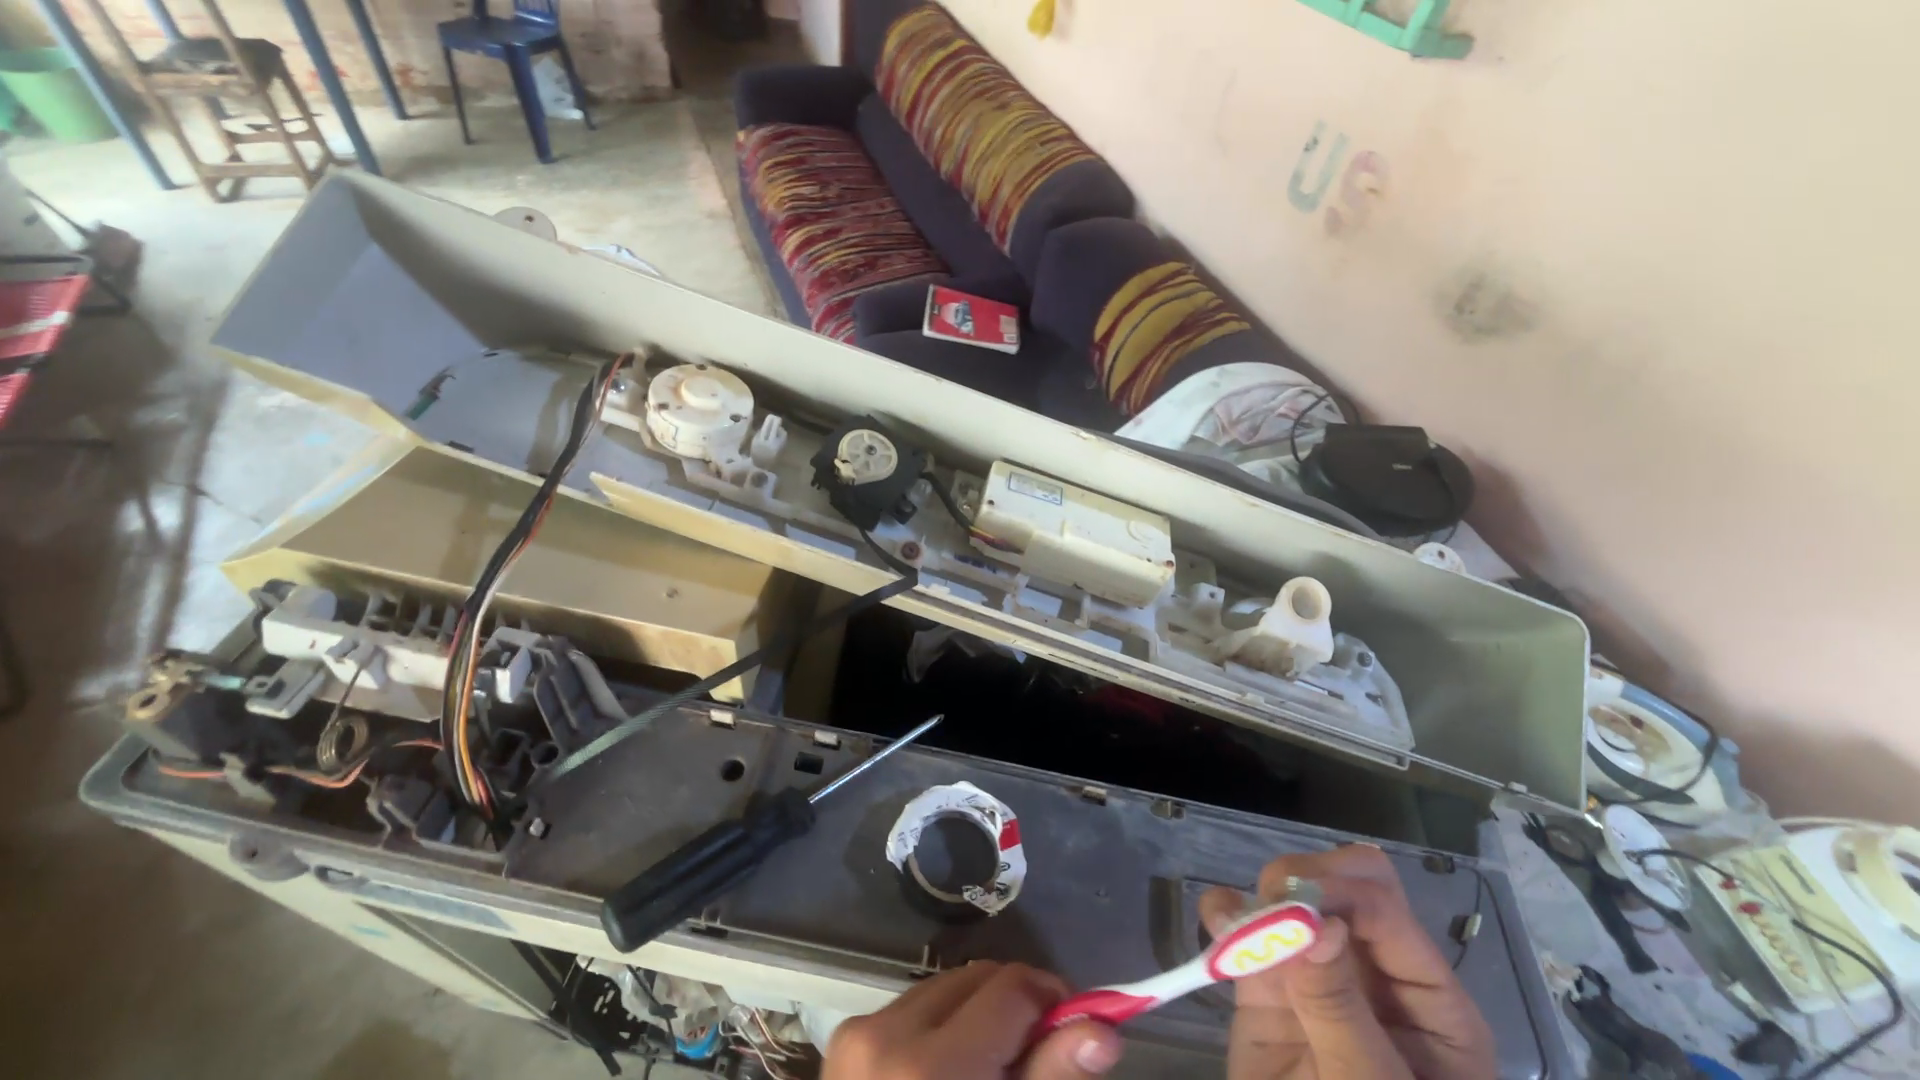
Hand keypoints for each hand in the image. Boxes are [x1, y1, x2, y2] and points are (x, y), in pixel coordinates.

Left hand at [824, 961, 1124, 1079]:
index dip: (1054, 1001)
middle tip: (1039, 1056)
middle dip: (1017, 1005)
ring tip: (991, 1070)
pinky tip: (949, 1075)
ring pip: (946, 986)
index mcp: (932, 1067)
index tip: (1075, 1030)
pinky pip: (912, 1007)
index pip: (1013, 986)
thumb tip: (1102, 1029)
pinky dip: (942, 1025)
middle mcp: (888, 1033)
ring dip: (979, 1013)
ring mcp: (858, 1034)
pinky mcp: (844, 1041)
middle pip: (979, 976)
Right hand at [1200, 845, 1495, 1079]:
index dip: (1339, 893)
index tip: (1291, 908)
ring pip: (1292, 897)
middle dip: (1302, 883)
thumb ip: (1342, 1011)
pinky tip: (1218, 927)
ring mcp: (1316, 978)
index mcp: (1427, 997)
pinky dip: (1226, 915)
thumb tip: (1316, 921)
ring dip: (1262, 896)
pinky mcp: (1265, 994)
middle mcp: (1372, 973)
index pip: (1384, 907)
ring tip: (1239, 929)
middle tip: (1270, 913)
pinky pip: (1246, 932)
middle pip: (1345, 883)